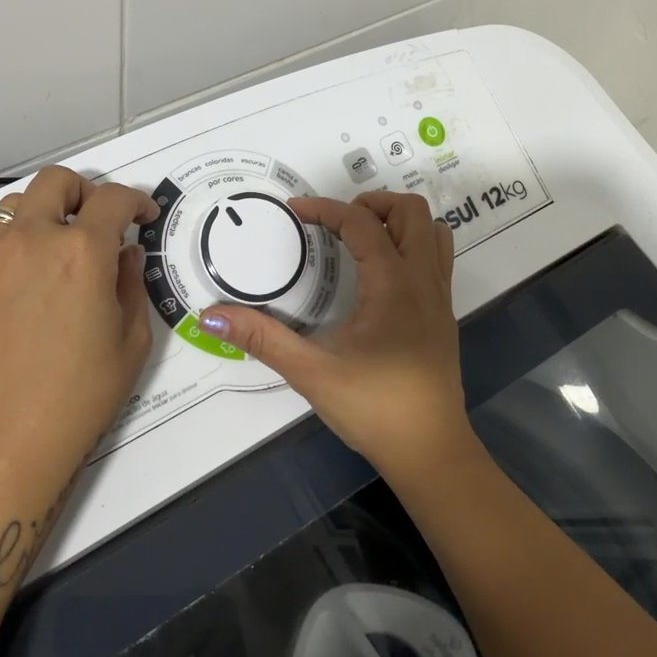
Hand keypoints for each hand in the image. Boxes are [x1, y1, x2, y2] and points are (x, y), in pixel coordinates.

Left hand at [0, 166, 159, 476]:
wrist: (1, 440)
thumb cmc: (78, 397)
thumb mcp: (130, 343)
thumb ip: (131, 285)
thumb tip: (124, 254)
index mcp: (81, 251)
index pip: (113, 198)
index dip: (136, 200)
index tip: (144, 216)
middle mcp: (31, 240)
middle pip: (56, 181)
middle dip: (85, 190)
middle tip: (100, 223)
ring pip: (16, 205)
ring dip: (46, 213)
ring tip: (61, 249)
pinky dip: (18, 242)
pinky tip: (31, 283)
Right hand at [200, 191, 469, 475]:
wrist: (430, 453)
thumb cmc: (373, 408)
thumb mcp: (310, 372)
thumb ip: (262, 339)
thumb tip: (211, 316)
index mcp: (393, 285)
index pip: (363, 223)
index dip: (326, 209)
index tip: (295, 212)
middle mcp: (424, 282)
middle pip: (412, 211)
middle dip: (373, 203)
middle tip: (335, 222)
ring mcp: (441, 299)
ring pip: (433, 232)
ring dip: (400, 223)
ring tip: (362, 238)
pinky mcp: (445, 318)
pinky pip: (437, 261)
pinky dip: (412, 248)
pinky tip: (381, 276)